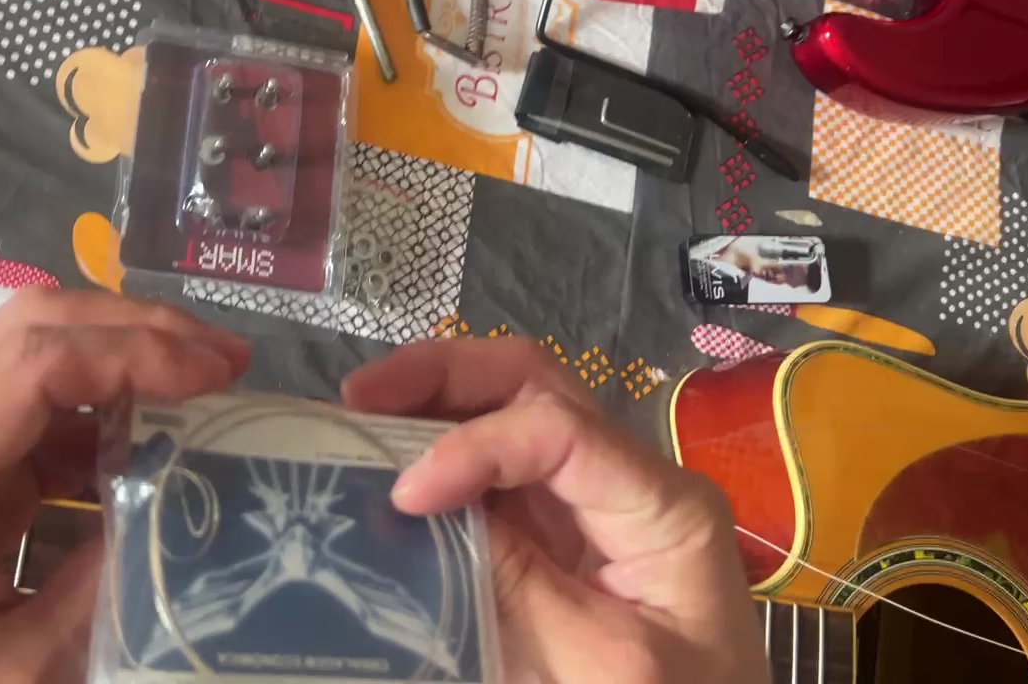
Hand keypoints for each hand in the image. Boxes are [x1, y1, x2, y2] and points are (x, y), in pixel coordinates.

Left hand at [0, 289, 250, 683]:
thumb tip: (187, 494)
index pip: (32, 367)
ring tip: (198, 379)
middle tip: (221, 356)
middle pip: (29, 327)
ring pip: (30, 346)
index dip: (133, 353)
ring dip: (120, 352)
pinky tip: (144, 433)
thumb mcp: (14, 680)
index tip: (216, 371)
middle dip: (136, 328)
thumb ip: (105, 584)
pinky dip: (96, 402)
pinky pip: (28, 401)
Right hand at [342, 340, 764, 683]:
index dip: (476, 446)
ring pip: (504, 399)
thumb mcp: (602, 668)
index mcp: (663, 503)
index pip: (560, 430)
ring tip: (365, 405)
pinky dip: (434, 438)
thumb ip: (515, 585)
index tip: (407, 494)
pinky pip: (488, 452)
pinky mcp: (550, 514)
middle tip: (364, 391)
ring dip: (430, 394)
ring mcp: (585, 487)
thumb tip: (421, 505)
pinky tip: (393, 445)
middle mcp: (625, 470)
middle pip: (531, 381)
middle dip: (442, 373)